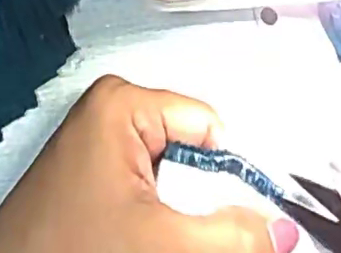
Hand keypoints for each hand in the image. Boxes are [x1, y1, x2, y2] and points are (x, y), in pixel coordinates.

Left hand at [0, 75, 299, 252]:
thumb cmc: (63, 246)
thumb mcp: (163, 242)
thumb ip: (230, 234)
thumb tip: (277, 230)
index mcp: (122, 102)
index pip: (207, 125)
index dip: (231, 176)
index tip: (246, 219)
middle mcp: (110, 109)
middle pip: (191, 152)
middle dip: (204, 201)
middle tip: (182, 234)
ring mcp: (99, 138)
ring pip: (171, 176)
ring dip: (182, 215)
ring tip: (154, 235)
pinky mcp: (92, 169)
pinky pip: (147, 186)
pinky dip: (159, 218)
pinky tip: (142, 238)